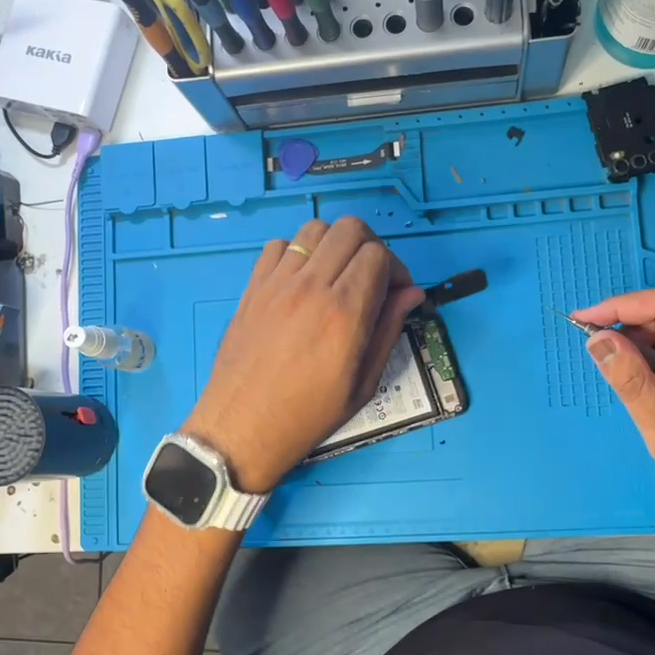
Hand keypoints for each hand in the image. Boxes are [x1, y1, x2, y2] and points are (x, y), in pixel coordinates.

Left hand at [182, 218, 425, 493]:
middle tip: (371, 277)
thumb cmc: (308, 415)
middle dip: (371, 246)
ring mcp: (277, 283)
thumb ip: (389, 330)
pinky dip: (297, 252)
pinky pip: (278, 245)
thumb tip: (412, 293)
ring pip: (314, 228)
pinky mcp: (253, 287)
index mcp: (344, 313)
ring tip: (337, 274)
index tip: (395, 292)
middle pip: (350, 228)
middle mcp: (311, 287)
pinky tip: (301, 280)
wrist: (243, 426)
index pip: (379, 255)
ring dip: (334, 244)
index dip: (396, 268)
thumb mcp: (363, 383)